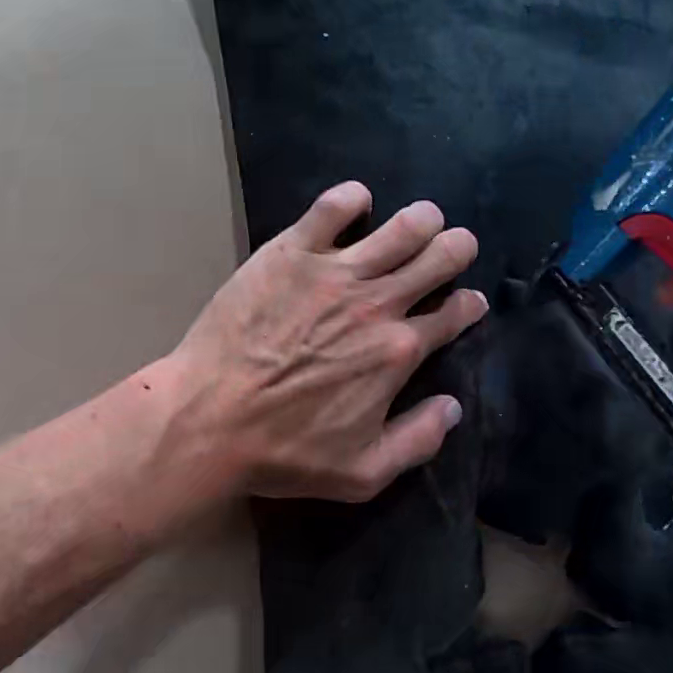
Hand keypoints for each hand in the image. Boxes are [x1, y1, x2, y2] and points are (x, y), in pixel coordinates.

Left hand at [157, 181, 487, 501]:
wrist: (202, 425)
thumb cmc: (282, 452)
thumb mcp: (362, 473)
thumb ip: (420, 440)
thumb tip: (455, 407)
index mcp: (400, 350)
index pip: (457, 311)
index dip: (470, 304)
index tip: (467, 303)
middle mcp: (381, 303)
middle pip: (444, 254)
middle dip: (458, 247)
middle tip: (448, 252)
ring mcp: (338, 272)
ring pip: (406, 225)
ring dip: (424, 219)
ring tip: (419, 223)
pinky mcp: (292, 252)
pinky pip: (334, 206)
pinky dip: (353, 199)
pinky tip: (355, 208)